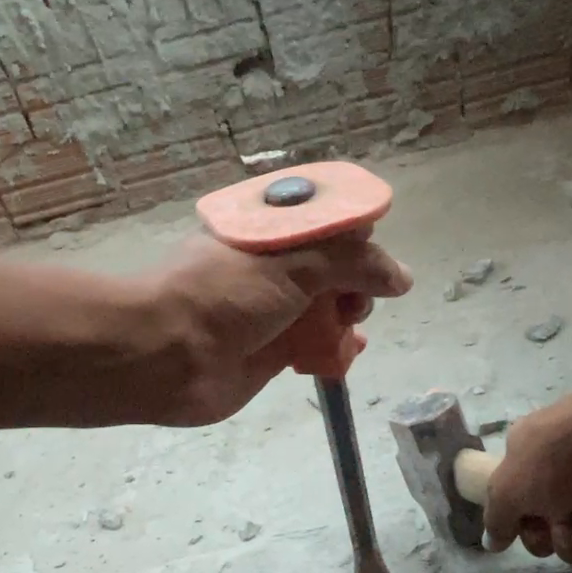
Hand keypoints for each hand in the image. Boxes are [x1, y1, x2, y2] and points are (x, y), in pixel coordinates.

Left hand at [140, 228, 410, 424]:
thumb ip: (354, 262)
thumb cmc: (226, 294)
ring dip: (350, 315)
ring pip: (331, 305)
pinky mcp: (274, 349)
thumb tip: (402, 277)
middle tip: (351, 298)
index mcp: (270, 225)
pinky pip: (320, 343)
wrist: (170, 356)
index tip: (369, 246)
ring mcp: (274, 307)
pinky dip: (339, 348)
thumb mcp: (295, 261)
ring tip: (348, 325)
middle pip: (337, 263)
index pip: (327, 215)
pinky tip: (348, 353)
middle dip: (357, 279)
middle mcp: (273, 262)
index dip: (355, 229)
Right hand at [481, 377, 571, 567]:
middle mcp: (562, 467)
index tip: (517, 530)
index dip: (513, 517)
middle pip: (543, 522)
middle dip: (543, 538)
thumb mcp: (508, 487)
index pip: (513, 493)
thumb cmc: (559, 458)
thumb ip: (495, 517)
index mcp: (529, 451)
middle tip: (550, 535)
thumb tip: (492, 542)